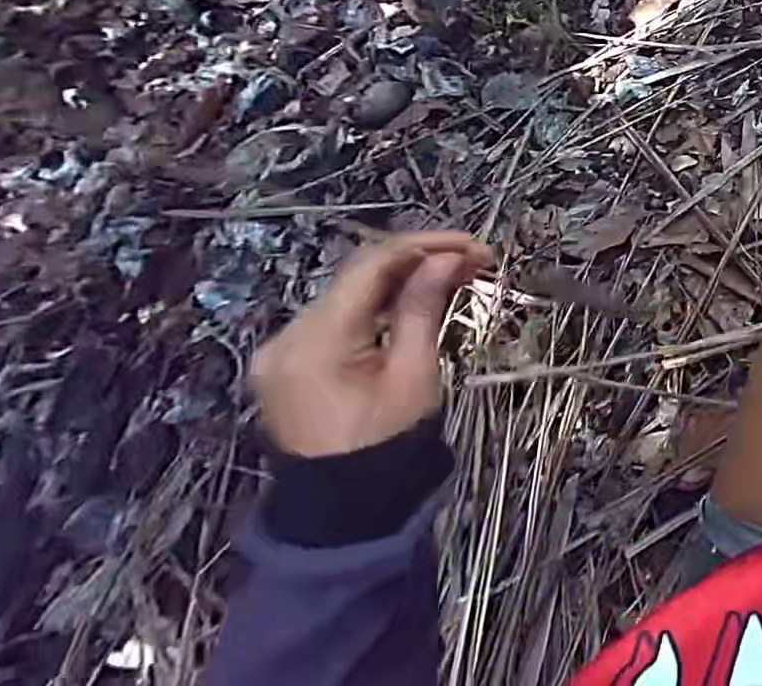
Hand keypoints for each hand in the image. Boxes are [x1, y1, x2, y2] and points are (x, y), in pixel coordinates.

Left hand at [251, 232, 493, 456]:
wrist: (346, 514)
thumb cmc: (388, 446)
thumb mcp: (413, 374)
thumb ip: (423, 307)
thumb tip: (447, 258)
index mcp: (315, 341)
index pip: (373, 265)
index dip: (427, 247)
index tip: (475, 248)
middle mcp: (289, 335)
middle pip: (361, 274)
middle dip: (421, 260)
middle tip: (475, 260)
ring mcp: (286, 348)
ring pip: (353, 291)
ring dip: (406, 278)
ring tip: (457, 275)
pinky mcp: (294, 360)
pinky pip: (343, 315)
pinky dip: (383, 303)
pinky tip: (420, 298)